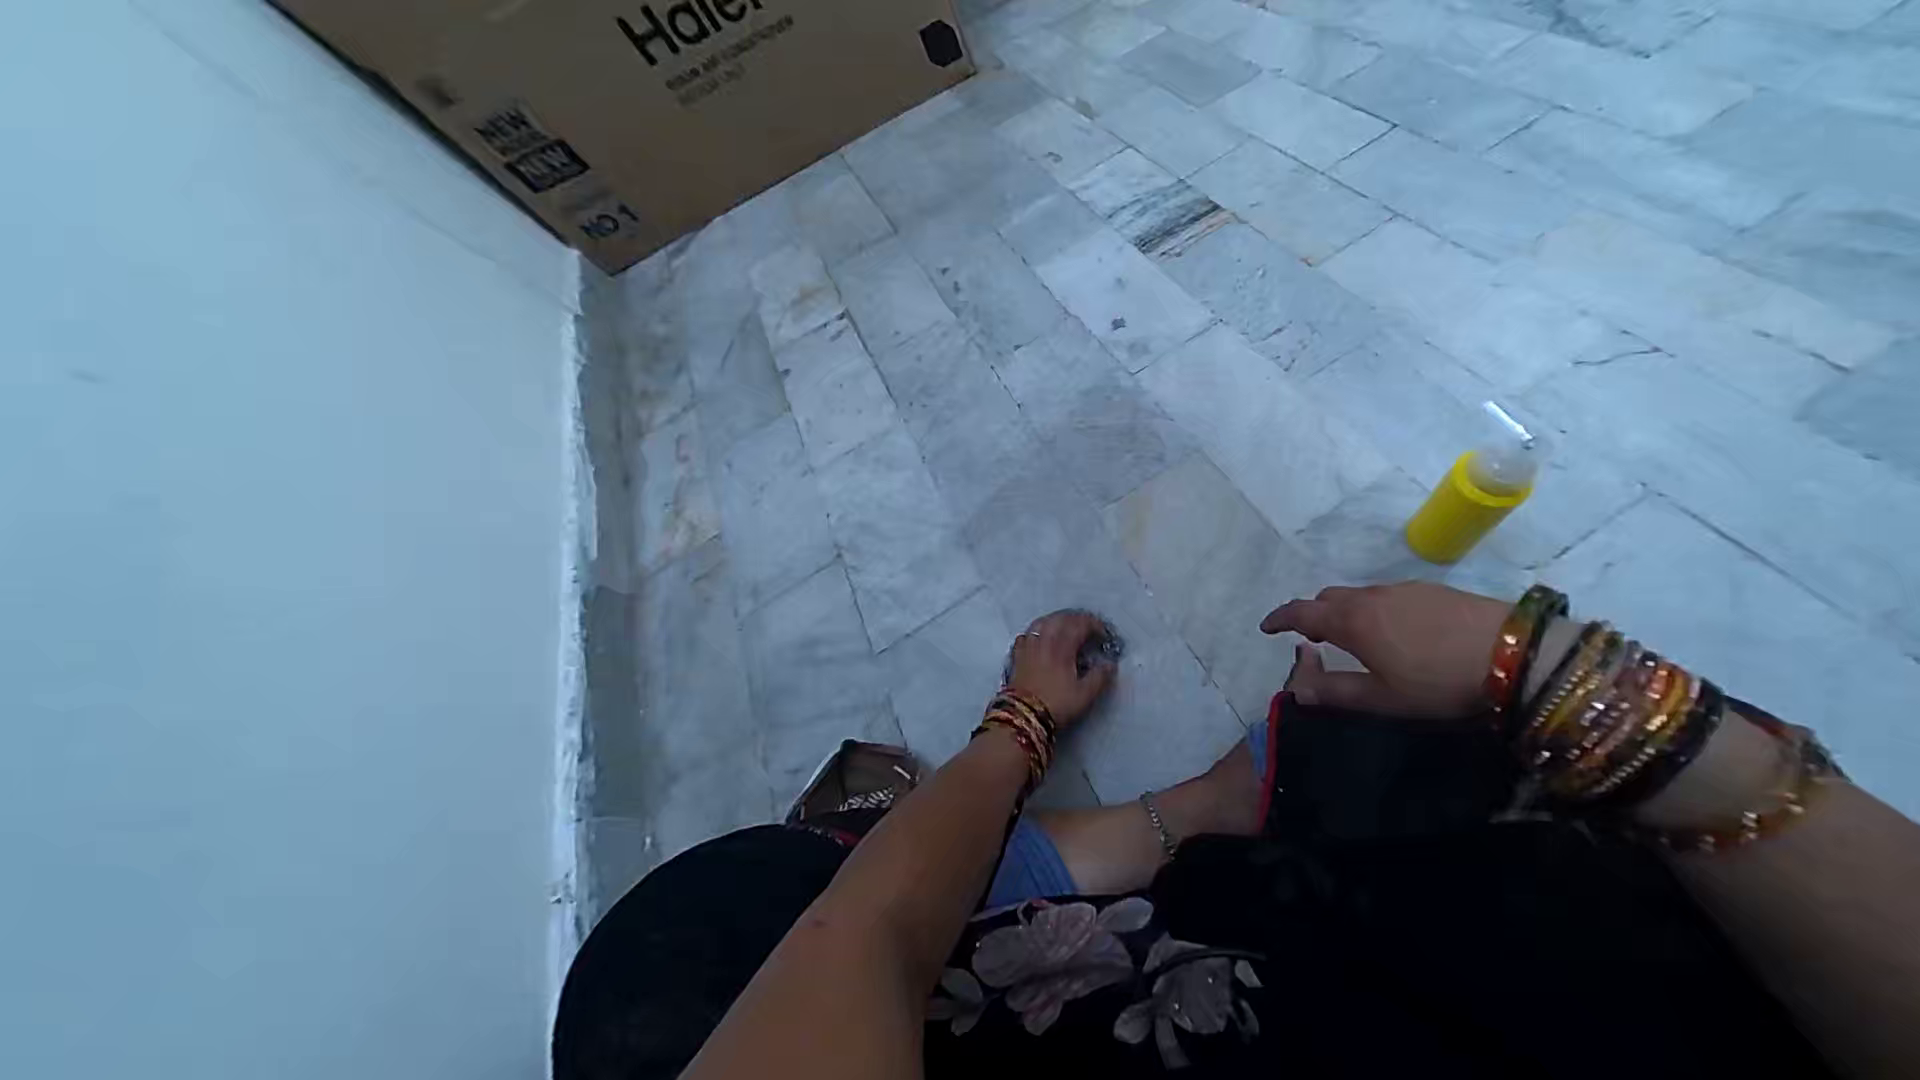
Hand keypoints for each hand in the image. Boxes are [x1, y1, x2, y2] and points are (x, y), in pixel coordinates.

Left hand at [1008, 611, 1116, 729]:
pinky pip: (1028, 633)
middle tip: (1089, 627)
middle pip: (1061, 618)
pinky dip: (1038, 630)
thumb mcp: (1084, 695)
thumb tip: (1109, 664)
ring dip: (1057, 620)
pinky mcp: (1017, 654)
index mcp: (1062, 646)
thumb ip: (1100, 677)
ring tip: (1067, 626)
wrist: (1022, 714)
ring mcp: (1028, 646)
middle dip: (1077, 619)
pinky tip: (1042, 637)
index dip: (1094, 625)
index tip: (1104, 634)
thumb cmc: (1056, 704)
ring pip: (1042, 622)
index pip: (1080, 625)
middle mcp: (1044, 640)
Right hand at [1261, 582, 1508, 718]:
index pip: (1300, 612)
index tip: (1266, 628)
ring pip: (1359, 596)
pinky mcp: (1433, 590)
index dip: (1279, 619)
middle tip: (1315, 638)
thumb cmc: (1439, 681)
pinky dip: (1375, 609)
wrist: (1518, 653)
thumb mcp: (1383, 698)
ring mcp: (1403, 589)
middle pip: (1328, 598)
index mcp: (1350, 620)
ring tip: (1357, 637)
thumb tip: (1295, 687)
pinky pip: (1387, 596)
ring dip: (1346, 612)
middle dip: (1313, 614)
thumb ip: (1334, 691)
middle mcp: (1369, 597)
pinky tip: (1397, 631)